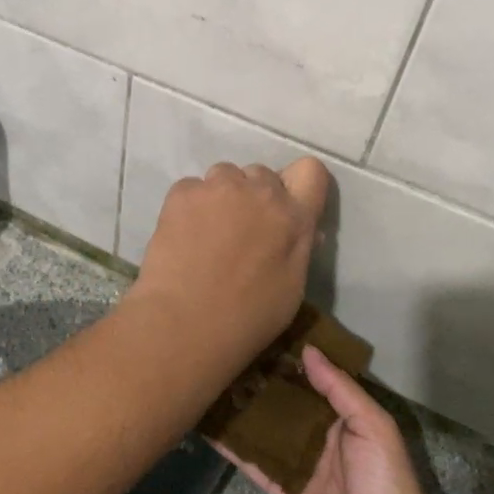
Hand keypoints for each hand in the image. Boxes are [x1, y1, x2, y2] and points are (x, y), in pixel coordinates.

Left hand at [127, 158, 330, 370]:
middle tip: (240, 230)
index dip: (298, 184)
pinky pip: (192, 187)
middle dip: (254, 195)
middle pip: (262, 174)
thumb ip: (297, 247)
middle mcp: (260, 191)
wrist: (184, 322)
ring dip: (222, 196)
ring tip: (208, 232)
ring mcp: (219, 187)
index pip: (311, 171)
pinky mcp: (183, 192)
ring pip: (225, 176)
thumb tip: (294, 228)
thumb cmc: (247, 317)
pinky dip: (190, 204)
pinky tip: (183, 234)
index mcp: (294, 217)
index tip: (285, 205)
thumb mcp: (292, 287)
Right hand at [221, 347, 488, 493]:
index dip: (295, 359)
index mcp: (346, 418)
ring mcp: (298, 463)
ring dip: (244, 408)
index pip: (317, 381)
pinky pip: (252, 462)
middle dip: (265, 380)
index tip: (267, 331)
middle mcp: (320, 436)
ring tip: (214, 378)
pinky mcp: (280, 488)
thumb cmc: (384, 482)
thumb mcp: (373, 427)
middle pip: (287, 403)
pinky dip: (231, 445)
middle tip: (232, 349)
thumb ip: (340, 389)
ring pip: (266, 429)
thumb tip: (308, 351)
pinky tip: (209, 423)